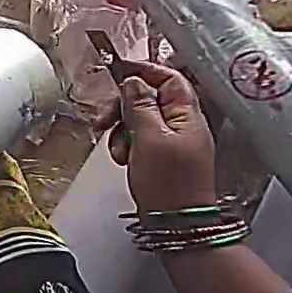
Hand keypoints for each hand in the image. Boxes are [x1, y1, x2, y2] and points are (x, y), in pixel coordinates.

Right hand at [109, 60, 217, 213]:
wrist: (175, 222)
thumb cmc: (167, 182)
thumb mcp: (149, 139)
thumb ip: (140, 106)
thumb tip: (133, 82)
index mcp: (187, 116)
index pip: (169, 79)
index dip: (145, 72)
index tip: (119, 71)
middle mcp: (181, 124)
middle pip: (148, 98)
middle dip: (122, 107)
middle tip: (104, 119)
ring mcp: (171, 140)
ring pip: (138, 119)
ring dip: (120, 129)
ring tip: (117, 149)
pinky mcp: (159, 154)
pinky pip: (137, 138)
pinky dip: (124, 144)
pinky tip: (123, 158)